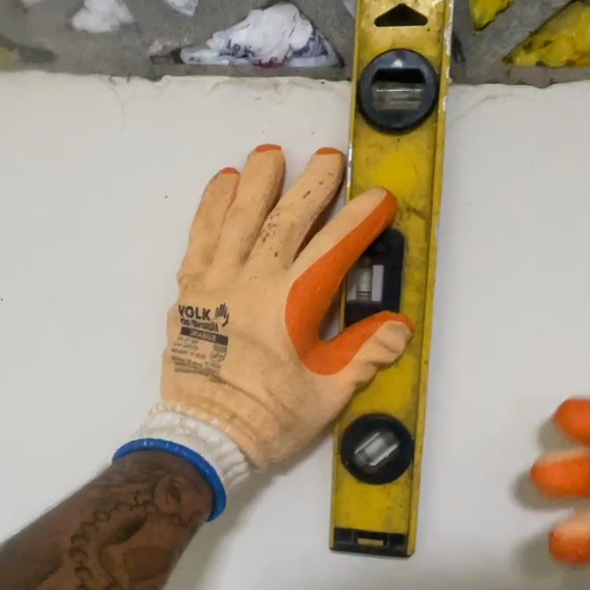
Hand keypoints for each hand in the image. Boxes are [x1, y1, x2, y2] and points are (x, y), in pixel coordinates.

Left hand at [123, 145, 412, 514]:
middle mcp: (251, 282)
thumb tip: (399, 327)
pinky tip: (222, 184)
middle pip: (284, 221)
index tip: (378, 197)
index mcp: (290, 306)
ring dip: (256, 183)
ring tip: (271, 153)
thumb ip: (364, 355)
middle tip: (330, 157)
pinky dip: (212, 208)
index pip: (333, 249)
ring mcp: (215, 283)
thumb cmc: (270, 417)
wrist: (204, 436)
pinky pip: (200, 238)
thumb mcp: (328, 394)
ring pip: (237, 219)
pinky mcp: (189, 291)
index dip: (359, 219)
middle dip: (311, 186)